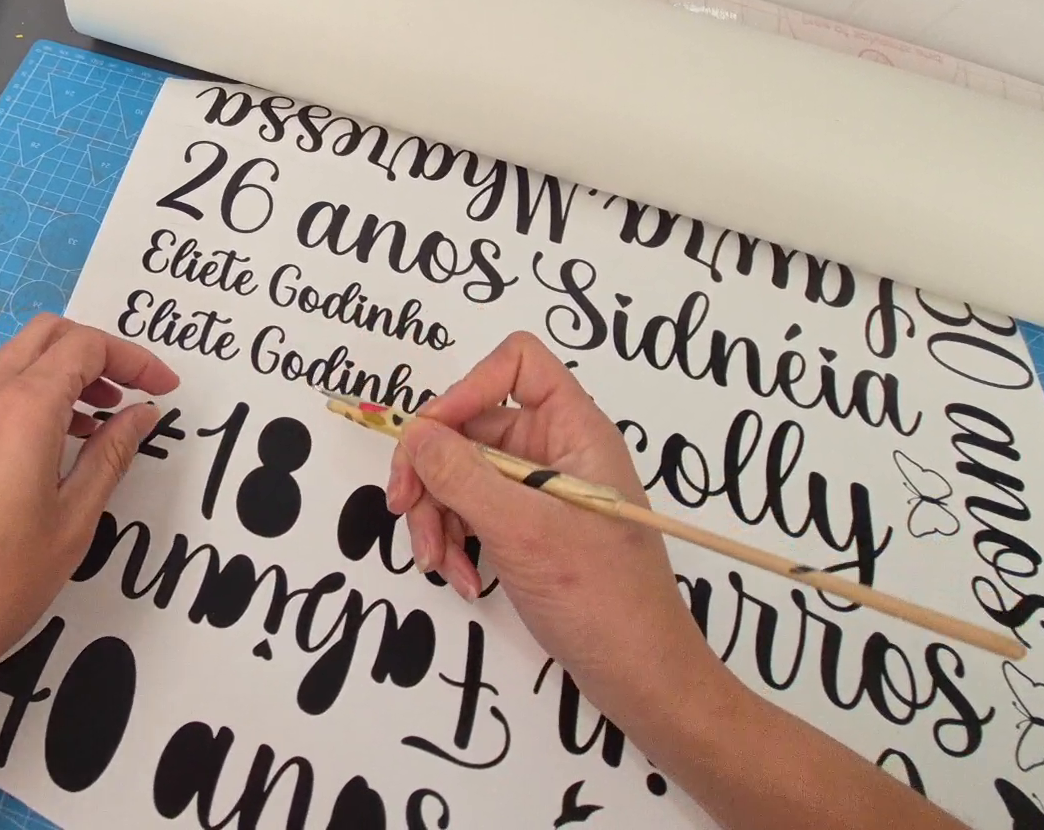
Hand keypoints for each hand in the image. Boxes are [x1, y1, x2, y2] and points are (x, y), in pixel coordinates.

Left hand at [0, 315, 178, 776]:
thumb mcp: (71, 523)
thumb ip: (110, 456)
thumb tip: (141, 414)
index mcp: (23, 407)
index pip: (86, 346)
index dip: (135, 358)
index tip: (165, 389)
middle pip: (46, 335)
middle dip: (96, 351)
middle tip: (127, 394)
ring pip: (13, 361)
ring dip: (59, 374)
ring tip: (92, 425)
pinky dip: (26, 398)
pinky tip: (42, 451)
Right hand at [386, 331, 729, 717]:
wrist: (641, 680)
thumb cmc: (599, 596)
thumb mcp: (522, 529)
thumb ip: (460, 474)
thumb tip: (412, 433)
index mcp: (571, 429)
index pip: (516, 364)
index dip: (468, 387)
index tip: (432, 436)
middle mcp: (551, 447)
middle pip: (467, 425)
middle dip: (430, 471)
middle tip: (403, 507)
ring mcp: (534, 486)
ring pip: (457, 470)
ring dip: (436, 515)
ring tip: (439, 563)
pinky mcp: (521, 521)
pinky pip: (466, 507)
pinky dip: (452, 538)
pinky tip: (460, 577)